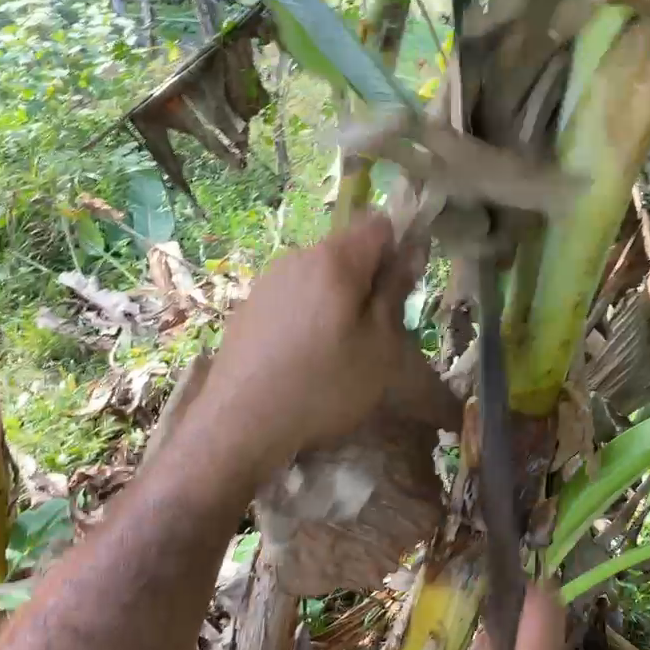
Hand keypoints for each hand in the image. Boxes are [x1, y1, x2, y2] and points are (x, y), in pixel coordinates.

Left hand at [193, 214, 421, 472]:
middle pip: (347, 252)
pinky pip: (292, 299)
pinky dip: (307, 319)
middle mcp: (297, 257)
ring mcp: (267, 281)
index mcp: (334, 258)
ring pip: (318, 277)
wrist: (240, 423)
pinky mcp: (248, 307)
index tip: (403, 293)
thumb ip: (395, 293)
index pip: (379, 225)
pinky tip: (301, 361)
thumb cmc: (323, 385)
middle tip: (376, 334)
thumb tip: (409, 252)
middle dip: (367, 282)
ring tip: (336, 353)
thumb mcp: (379, 347)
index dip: (400, 251)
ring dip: (337, 302)